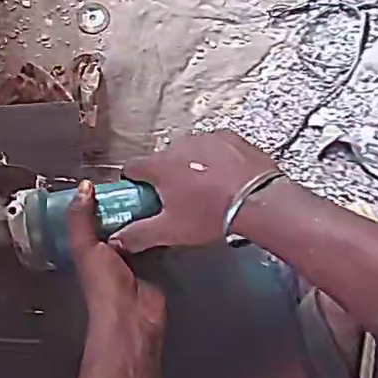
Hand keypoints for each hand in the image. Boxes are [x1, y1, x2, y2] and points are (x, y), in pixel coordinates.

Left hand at [66, 181, 165, 338]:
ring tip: (157, 189)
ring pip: (139, 226)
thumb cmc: (103, 285)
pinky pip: (158, 238)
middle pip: (120, 218)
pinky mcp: (155, 260)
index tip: (116, 176)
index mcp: (89, 245)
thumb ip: (81, 218)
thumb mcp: (85, 247)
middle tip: (142, 178)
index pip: (94, 214)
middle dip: (128, 202)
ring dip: (146, 213)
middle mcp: (111, 248)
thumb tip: (83, 186)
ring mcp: (135, 255)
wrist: (133, 316)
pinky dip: (162, 227)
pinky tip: (170, 210)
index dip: (102, 197)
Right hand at [111, 131, 281, 252]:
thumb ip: (138, 234)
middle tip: (181, 200)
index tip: (144, 195)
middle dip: (167, 176)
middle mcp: (179, 145)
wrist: (259, 202)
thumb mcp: (171, 231)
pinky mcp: (229, 138)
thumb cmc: (212, 215)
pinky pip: (214, 147)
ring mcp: (206, 138)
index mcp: (159, 165)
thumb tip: (117, 239)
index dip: (135, 183)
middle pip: (163, 160)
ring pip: (189, 152)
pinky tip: (225, 178)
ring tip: (208, 191)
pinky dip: (215, 159)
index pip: (133, 167)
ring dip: (192, 166)